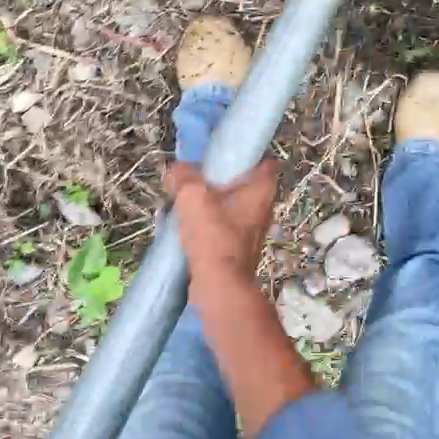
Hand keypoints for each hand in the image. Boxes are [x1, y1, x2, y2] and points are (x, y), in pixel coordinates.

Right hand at [167, 160, 277, 297]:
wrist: (219, 286)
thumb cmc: (214, 236)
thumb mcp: (193, 197)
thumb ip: (183, 177)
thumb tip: (174, 168)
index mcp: (262, 188)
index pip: (262, 159)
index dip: (243, 153)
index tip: (219, 153)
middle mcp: (264, 206)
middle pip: (242, 182)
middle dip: (217, 179)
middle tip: (194, 177)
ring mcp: (252, 228)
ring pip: (230, 204)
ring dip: (209, 202)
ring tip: (183, 200)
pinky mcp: (239, 246)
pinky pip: (222, 224)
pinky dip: (207, 222)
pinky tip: (185, 224)